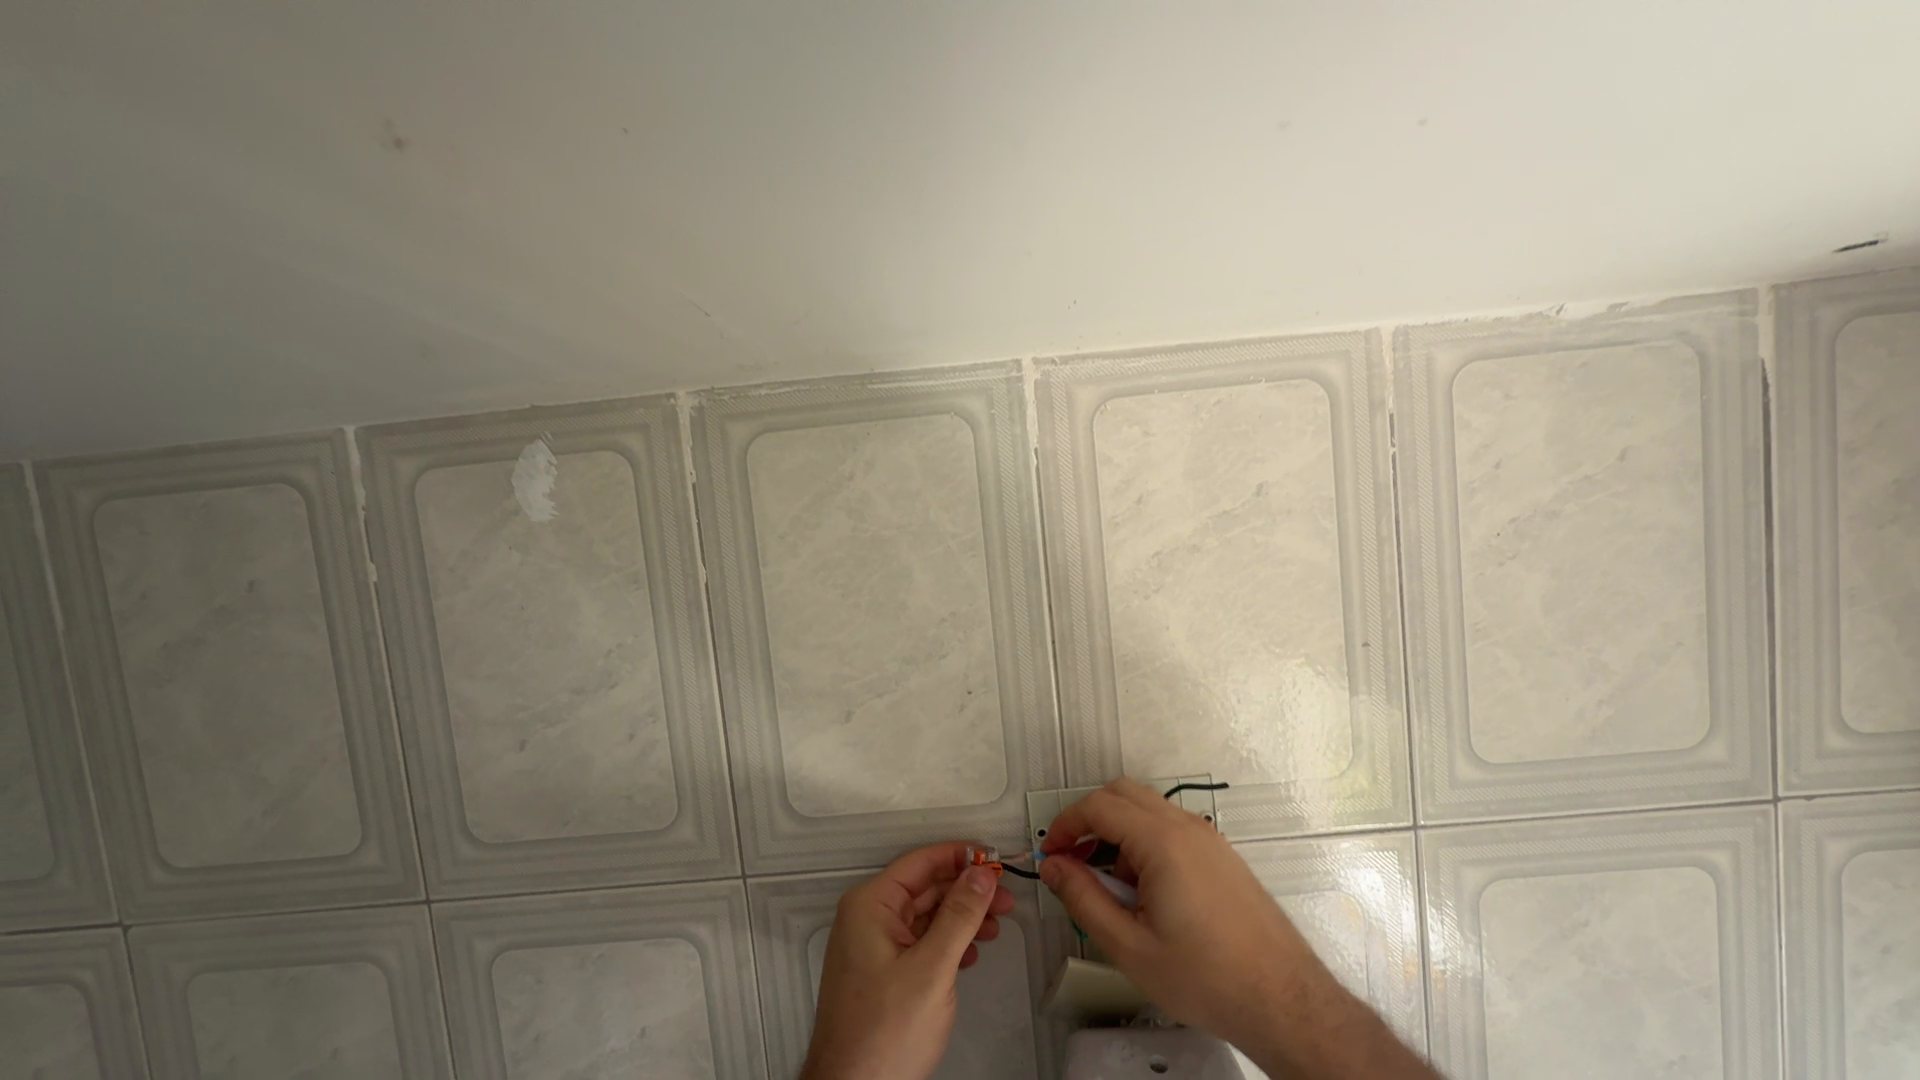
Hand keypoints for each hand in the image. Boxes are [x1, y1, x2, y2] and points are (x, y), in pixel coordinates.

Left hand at [801, 842, 1016, 1079]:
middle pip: (926, 887)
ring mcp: (874, 945)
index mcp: (871, 905)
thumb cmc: (881, 1035)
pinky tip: (971, 951)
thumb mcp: (932, 967)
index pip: (921, 862)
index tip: (992, 858)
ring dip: (962, 917)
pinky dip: (949, 941)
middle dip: (967, 890)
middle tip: (1003, 895)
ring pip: (927, 914)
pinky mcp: (884, 970)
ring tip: (995, 924)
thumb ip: (959, 916)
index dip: (959, 856)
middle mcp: (869, 918)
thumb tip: (979, 875)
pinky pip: (921, 940)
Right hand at [1038, 779, 1437, 1078]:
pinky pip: (1170, 827)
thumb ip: (1083, 899)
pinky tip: (1142, 890)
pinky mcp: (1221, 855)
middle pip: (1122, 793)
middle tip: (1071, 860)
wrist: (1282, 1000)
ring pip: (1147, 808)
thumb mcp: (1129, 946)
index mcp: (1162, 842)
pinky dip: (1143, 840)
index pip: (1099, 806)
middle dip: (1088, 819)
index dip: (1065, 825)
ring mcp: (1208, 838)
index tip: (1050, 855)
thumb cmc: (1206, 978)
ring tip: (1106, 883)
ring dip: (1116, 830)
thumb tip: (1053, 866)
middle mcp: (1187, 827)